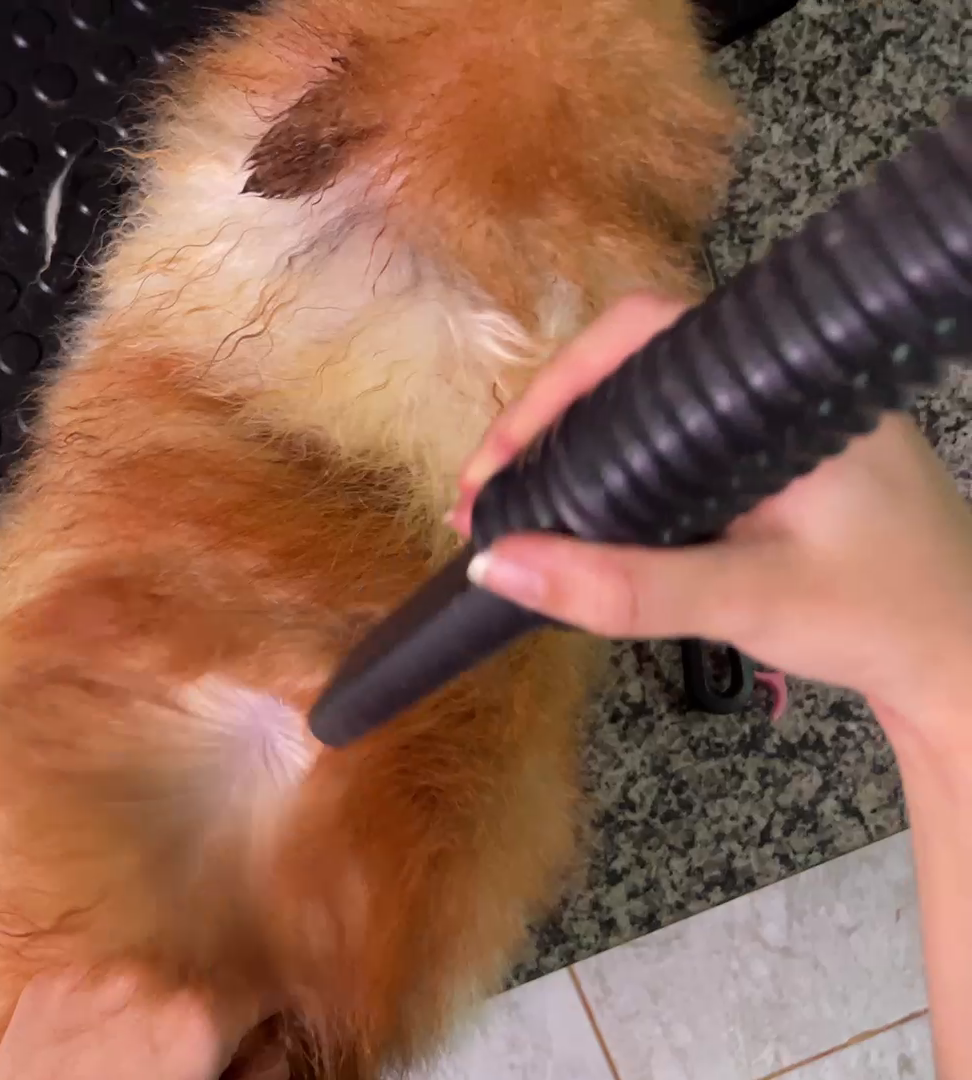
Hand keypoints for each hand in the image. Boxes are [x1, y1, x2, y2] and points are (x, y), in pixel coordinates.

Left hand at [0, 969, 242, 1079]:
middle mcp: (146, 978)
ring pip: (142, 973)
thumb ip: (254, 1071)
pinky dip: (102, 1003)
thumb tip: (270, 1044)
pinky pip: (92, 980)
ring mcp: (91, 974)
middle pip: (195, 978)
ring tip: (132, 1052)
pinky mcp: (49, 981)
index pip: (257, 985)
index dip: (258, 1011)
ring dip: (148, 1001)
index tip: (253, 1028)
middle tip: (183, 1055)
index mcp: (197, 1017)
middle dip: (199, 1009)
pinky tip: (92, 1045)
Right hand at [452, 294, 971, 738]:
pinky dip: (573, 478)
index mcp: (779, 388)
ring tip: (495, 512)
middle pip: (609, 372)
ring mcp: (742, 429)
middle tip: (478, 499)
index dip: (552, 383)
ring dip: (543, 457)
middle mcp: (757, 392)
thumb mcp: (749, 602)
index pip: (641, 332)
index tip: (497, 463)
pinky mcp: (730, 466)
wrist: (964, 663)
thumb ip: (625, 587)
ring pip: (612, 414)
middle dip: (527, 431)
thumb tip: (490, 564)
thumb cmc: (885, 617)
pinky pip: (629, 450)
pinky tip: (548, 517)